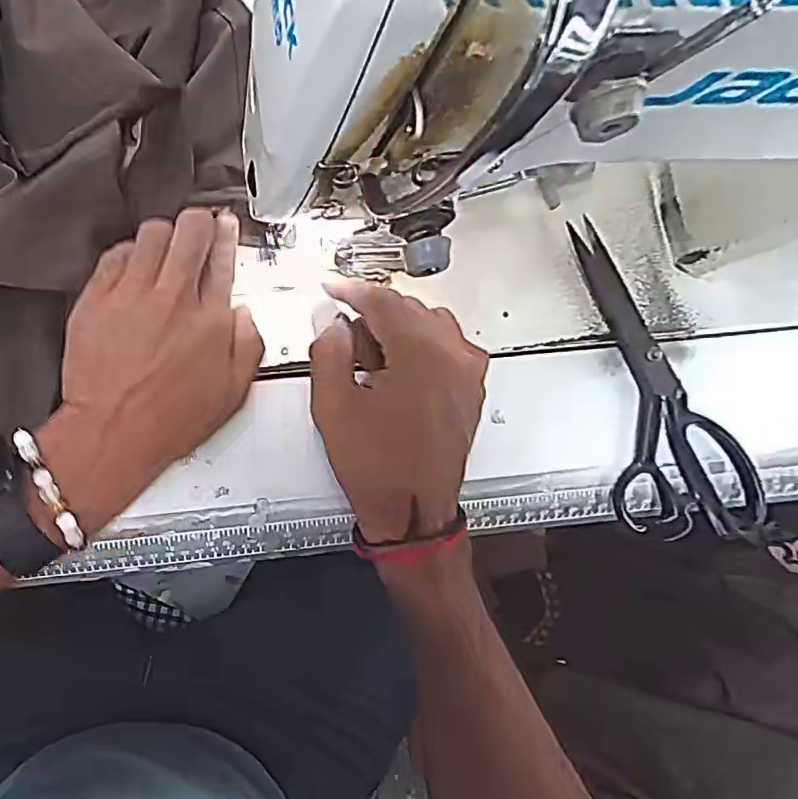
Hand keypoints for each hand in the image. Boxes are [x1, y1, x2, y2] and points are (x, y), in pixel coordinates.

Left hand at [32, 209, 264, 537]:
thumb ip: (247, 348)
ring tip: (163, 245)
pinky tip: (130, 265)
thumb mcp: (230, 394)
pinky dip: (127, 252)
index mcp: (210, 320)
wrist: (112, 432)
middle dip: (197, 222)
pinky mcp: (98, 300)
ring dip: (163, 234)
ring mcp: (133, 296)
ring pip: (152, 233)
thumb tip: (246, 318)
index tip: (224, 228)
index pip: (222, 258)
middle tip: (196, 228)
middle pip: (190, 231)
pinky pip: (114, 255)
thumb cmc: (165, 421)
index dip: (225, 235)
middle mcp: (174, 299)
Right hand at [310, 281, 488, 543]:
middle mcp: (454, 356)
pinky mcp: (469, 389)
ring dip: (395, 329)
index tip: (333, 287)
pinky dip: (416, 346)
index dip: (350, 290)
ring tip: (364, 359)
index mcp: (421, 354)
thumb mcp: (333, 406)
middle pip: (409, 308)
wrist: (412, 511)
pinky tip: (390, 372)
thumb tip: (331, 323)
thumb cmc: (380, 469)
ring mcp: (467, 373)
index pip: (383, 300)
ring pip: (429, 324)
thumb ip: (328, 352)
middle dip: (371, 313)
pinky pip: (444, 346)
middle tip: (340, 332)